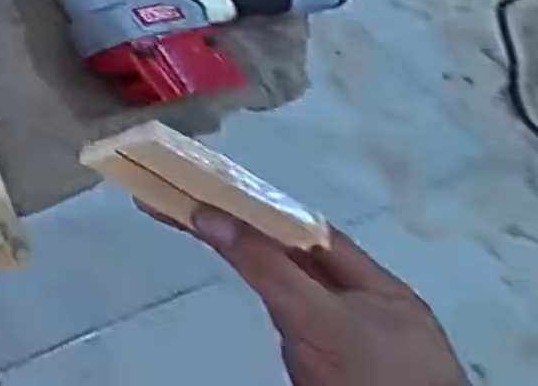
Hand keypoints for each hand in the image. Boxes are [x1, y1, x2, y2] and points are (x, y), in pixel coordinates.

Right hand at [154, 204, 467, 385]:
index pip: (307, 228)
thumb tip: (203, 211)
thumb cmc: (372, 375)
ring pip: (273, 264)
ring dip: (227, 238)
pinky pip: (269, 287)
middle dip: (231, 218)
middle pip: (285, 243)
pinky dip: (238, 263)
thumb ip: (264, 264)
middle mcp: (357, 296)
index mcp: (377, 286)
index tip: (203, 184)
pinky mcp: (312, 339)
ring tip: (174, 214)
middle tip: (173, 196)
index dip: (256, 202)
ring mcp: (335, 319)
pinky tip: (213, 248)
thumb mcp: (319, 318)